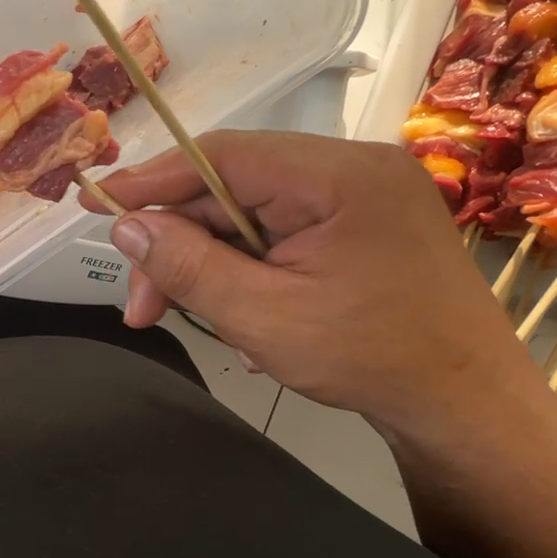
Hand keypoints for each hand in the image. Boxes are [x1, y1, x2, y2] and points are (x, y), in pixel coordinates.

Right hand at [90, 131, 545, 436]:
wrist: (463, 401)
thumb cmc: (367, 356)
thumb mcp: (258, 315)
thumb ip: (187, 265)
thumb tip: (125, 226)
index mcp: (338, 177)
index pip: (221, 156)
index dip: (149, 179)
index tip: (92, 202)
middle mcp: (351, 170)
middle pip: (228, 191)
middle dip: (174, 246)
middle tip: (139, 308)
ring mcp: (358, 198)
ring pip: (246, 217)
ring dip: (202, 267)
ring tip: (178, 320)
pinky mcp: (357, 228)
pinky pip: (275, 235)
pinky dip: (240, 272)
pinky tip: (237, 319)